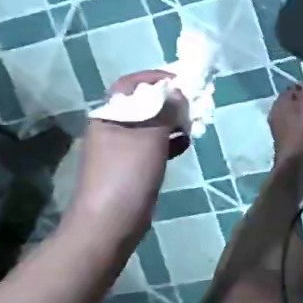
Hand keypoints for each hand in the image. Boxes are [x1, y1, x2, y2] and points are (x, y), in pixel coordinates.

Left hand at [69, 70, 189, 238]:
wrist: (108, 224)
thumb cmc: (126, 174)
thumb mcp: (150, 136)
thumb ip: (166, 110)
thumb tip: (178, 93)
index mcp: (110, 115)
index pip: (132, 84)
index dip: (156, 78)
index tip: (182, 81)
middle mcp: (113, 127)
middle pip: (144, 103)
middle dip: (170, 100)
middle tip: (194, 102)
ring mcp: (122, 149)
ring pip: (151, 125)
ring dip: (173, 121)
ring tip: (194, 123)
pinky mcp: (132, 168)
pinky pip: (154, 145)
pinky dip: (170, 140)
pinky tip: (186, 143)